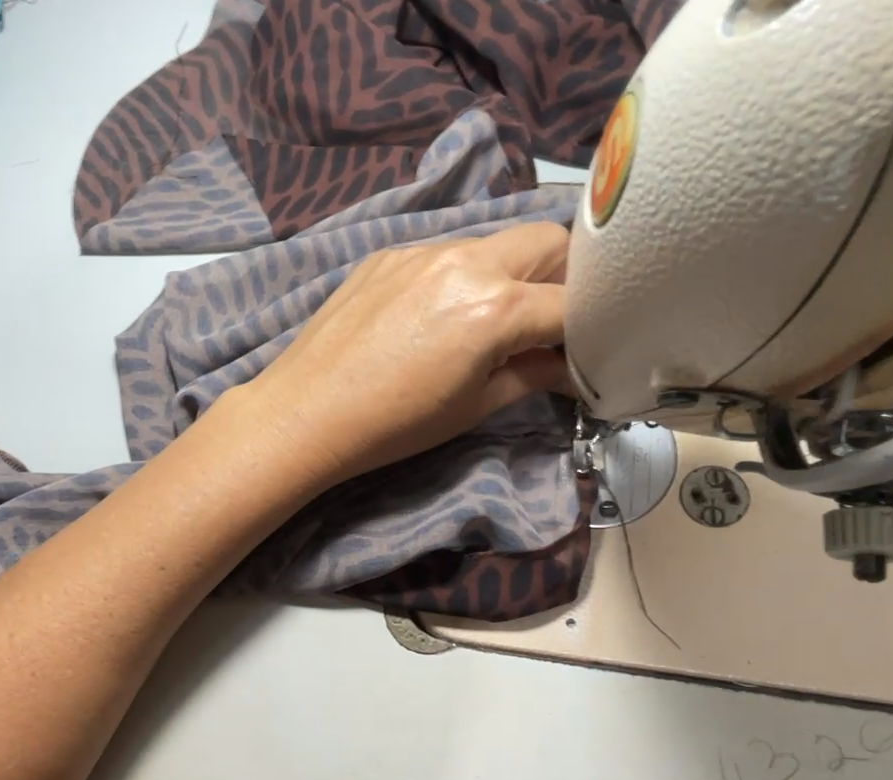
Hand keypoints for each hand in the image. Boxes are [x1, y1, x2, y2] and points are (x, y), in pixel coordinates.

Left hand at [236, 222, 571, 484]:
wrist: (304, 414)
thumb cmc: (392, 424)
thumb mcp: (473, 407)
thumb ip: (532, 375)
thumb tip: (569, 368)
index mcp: (494, 306)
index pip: (573, 302)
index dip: (589, 329)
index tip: (584, 350)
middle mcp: (463, 261)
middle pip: (546, 241)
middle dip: (563, 277)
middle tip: (547, 322)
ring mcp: (420, 251)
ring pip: (492, 244)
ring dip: (509, 273)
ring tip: (488, 321)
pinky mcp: (386, 255)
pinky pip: (443, 254)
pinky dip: (460, 276)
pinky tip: (434, 316)